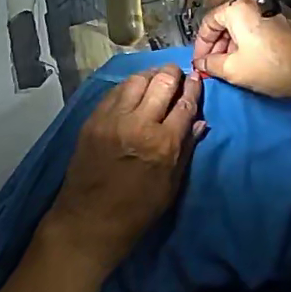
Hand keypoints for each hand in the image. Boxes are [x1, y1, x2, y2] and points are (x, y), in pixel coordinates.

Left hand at [36, 66, 204, 276]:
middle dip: (172, 74)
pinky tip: (133, 88)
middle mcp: (140, 123)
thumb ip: (186, 149)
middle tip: (176, 72)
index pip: (185, 104)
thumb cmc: (137, 210)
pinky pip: (115, 91)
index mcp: (164, 143)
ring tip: (156, 76)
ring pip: (136, 81)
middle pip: (161, 84)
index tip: (196, 79)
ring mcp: (114, 118)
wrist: (90, 219)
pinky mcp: (94, 119)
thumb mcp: (171, 185)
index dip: (193, 88)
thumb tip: (200, 122)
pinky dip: (128, 86)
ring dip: (150, 75)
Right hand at [192, 0, 290, 102]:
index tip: (199, 63)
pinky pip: (261, 27)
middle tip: (214, 66)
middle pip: (226, 20)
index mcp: (238, 8)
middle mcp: (255, 2)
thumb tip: (201, 64)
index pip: (207, 22)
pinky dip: (251, 41)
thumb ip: (211, 64)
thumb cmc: (273, 66)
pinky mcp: (289, 19)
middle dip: (217, 44)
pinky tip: (254, 60)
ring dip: (234, 44)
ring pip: (244, 25)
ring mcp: (274, 9)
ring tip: (233, 65)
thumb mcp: (233, 70)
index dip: (200, 45)